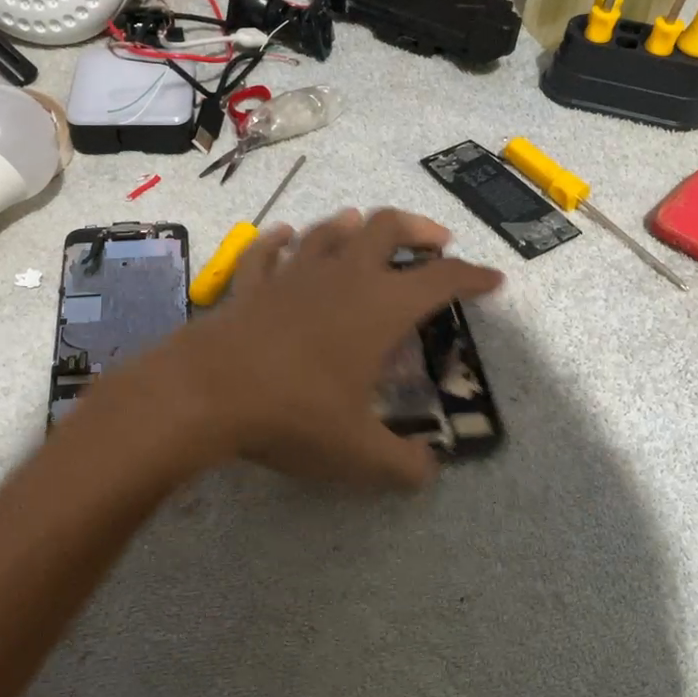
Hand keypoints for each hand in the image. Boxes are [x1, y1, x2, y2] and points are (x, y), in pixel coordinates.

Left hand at [123, 208, 502, 488]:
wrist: (205, 393)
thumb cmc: (293, 416)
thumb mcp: (359, 454)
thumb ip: (403, 466)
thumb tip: (428, 471)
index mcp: (381, 308)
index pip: (441, 280)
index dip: (473, 277)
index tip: (492, 280)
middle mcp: (342, 277)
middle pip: (388, 227)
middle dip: (419, 229)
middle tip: (436, 241)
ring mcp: (291, 275)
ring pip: (330, 230)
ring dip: (355, 225)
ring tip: (366, 228)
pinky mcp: (248, 284)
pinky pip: (269, 250)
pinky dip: (283, 240)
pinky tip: (288, 237)